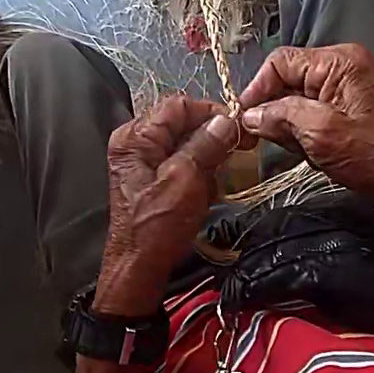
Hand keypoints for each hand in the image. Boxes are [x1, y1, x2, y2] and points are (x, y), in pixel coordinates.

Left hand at [95, 97, 240, 314]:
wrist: (140, 267)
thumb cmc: (158, 226)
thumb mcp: (185, 180)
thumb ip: (205, 145)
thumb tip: (226, 120)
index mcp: (135, 136)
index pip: (179, 105)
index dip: (211, 113)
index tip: (239, 128)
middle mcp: (135, 143)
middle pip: (183, 124)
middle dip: (211, 140)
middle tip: (235, 156)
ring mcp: (143, 162)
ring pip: (186, 145)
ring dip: (207, 161)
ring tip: (213, 185)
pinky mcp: (153, 180)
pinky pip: (183, 165)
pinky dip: (199, 175)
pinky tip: (205, 193)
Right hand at [237, 44, 373, 229]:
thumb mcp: (320, 133)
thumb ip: (280, 116)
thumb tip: (249, 115)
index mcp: (338, 62)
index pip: (279, 62)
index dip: (257, 89)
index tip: (244, 119)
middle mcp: (340, 66)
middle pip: (285, 79)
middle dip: (271, 109)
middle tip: (260, 139)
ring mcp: (343, 86)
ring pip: (292, 98)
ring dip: (285, 124)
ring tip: (296, 147)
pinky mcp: (343, 106)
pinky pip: (306, 111)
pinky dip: (299, 130)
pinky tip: (306, 149)